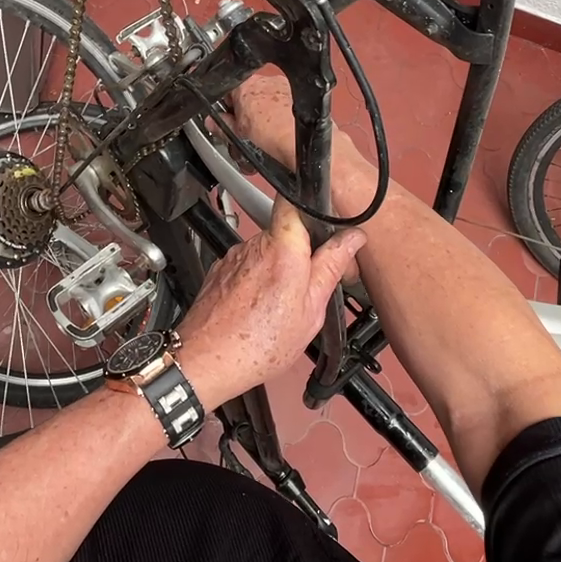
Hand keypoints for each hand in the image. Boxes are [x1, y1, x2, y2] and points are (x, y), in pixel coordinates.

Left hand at [174, 197, 366, 407]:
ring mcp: (235, 256)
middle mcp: (255, 245)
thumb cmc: (258, 343)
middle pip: (285, 231)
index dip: (312, 208)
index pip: (295, 201)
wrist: (208, 360)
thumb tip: (351, 240)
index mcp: (284, 249)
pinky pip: (248, 266)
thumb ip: (331, 268)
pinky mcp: (221, 269)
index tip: (326, 227)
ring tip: (281, 305)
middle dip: (301, 252)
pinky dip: (258, 281)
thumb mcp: (311, 311)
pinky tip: (261, 309)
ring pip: (267, 251)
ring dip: (279, 270)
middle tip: (311, 285)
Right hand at [227, 72, 372, 210]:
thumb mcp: (236, 134)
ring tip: (258, 145)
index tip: (222, 122)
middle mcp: (269, 82)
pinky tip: (274, 143)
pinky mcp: (299, 104)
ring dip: (259, 125)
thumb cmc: (276, 135)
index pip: (226, 90)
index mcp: (248, 84)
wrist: (303, 147)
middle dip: (242, 120)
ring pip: (264, 108)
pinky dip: (276, 125)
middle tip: (240, 137)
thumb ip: (221, 125)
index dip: (223, 109)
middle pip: (246, 100)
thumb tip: (212, 123)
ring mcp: (286, 91)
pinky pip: (281, 113)